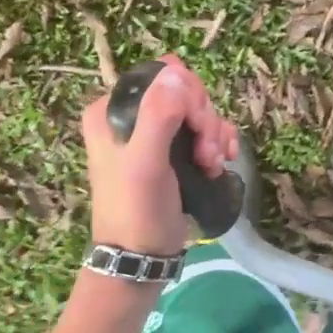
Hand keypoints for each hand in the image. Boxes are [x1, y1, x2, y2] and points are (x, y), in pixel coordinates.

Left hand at [79, 56, 238, 255]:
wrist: (141, 261)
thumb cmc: (136, 211)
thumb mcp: (145, 163)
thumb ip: (159, 115)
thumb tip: (177, 72)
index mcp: (111, 109)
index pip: (162, 75)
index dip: (188, 95)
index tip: (196, 126)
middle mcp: (130, 115)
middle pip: (185, 92)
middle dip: (204, 120)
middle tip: (205, 154)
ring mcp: (153, 133)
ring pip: (198, 111)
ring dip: (213, 134)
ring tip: (212, 164)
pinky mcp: (172, 150)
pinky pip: (204, 128)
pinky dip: (218, 141)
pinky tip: (221, 162)